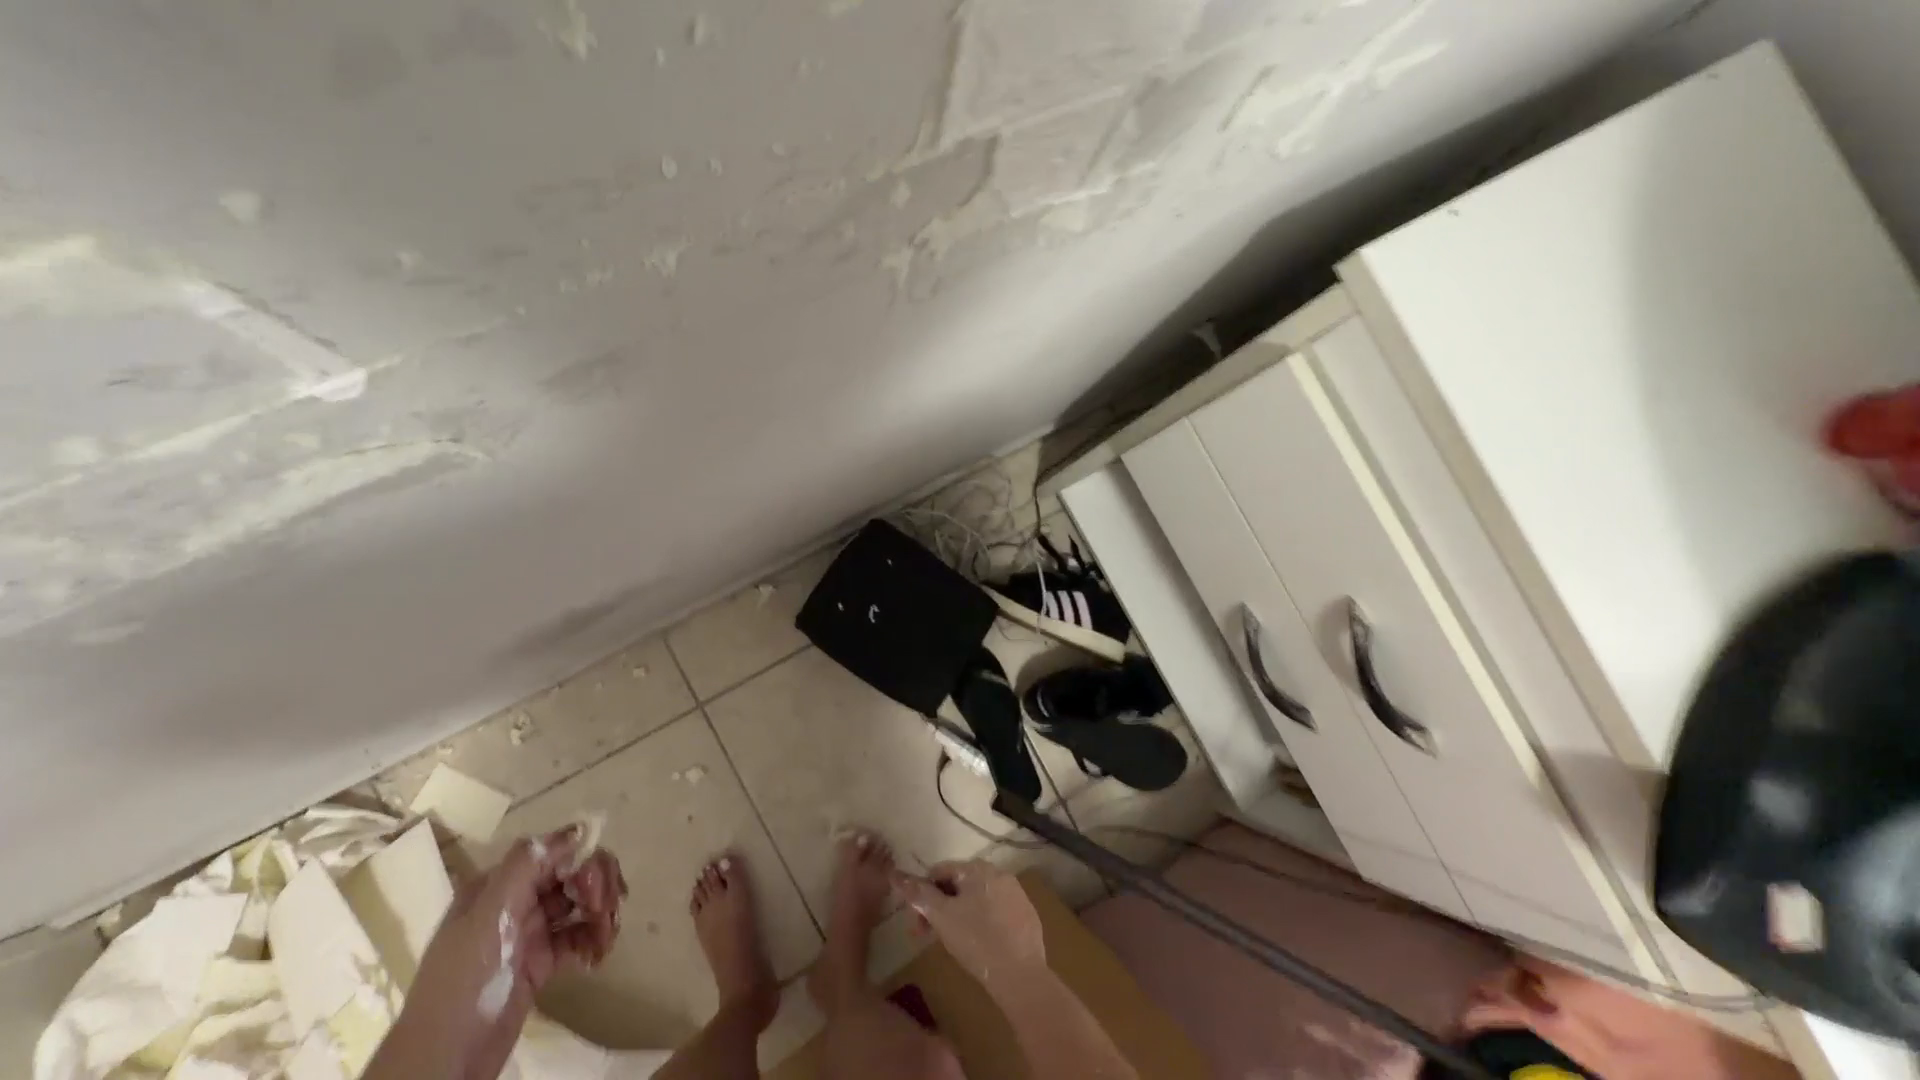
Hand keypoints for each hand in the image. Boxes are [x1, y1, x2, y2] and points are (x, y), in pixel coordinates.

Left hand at [388, 826, 626, 1079]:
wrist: (444, 1058)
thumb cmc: (462, 981)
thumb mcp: (488, 917)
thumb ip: (526, 867)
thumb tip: (574, 829)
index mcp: (496, 886)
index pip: (552, 854)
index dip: (581, 861)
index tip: (594, 887)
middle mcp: (514, 903)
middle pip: (570, 876)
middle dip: (596, 888)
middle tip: (606, 912)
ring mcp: (528, 934)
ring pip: (578, 906)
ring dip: (600, 914)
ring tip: (606, 939)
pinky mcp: (540, 964)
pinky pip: (577, 939)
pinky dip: (593, 941)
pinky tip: (598, 957)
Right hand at [892, 859, 1043, 988]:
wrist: (1019, 974)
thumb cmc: (976, 940)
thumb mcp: (941, 916)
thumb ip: (919, 894)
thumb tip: (896, 873)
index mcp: (978, 868)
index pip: (939, 872)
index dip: (922, 896)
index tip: (917, 925)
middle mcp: (999, 874)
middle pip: (958, 886)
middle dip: (939, 908)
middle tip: (929, 936)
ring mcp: (1016, 894)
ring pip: (976, 899)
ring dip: (959, 915)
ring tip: (953, 942)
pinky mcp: (1026, 915)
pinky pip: (995, 912)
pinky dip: (981, 923)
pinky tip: (978, 944)